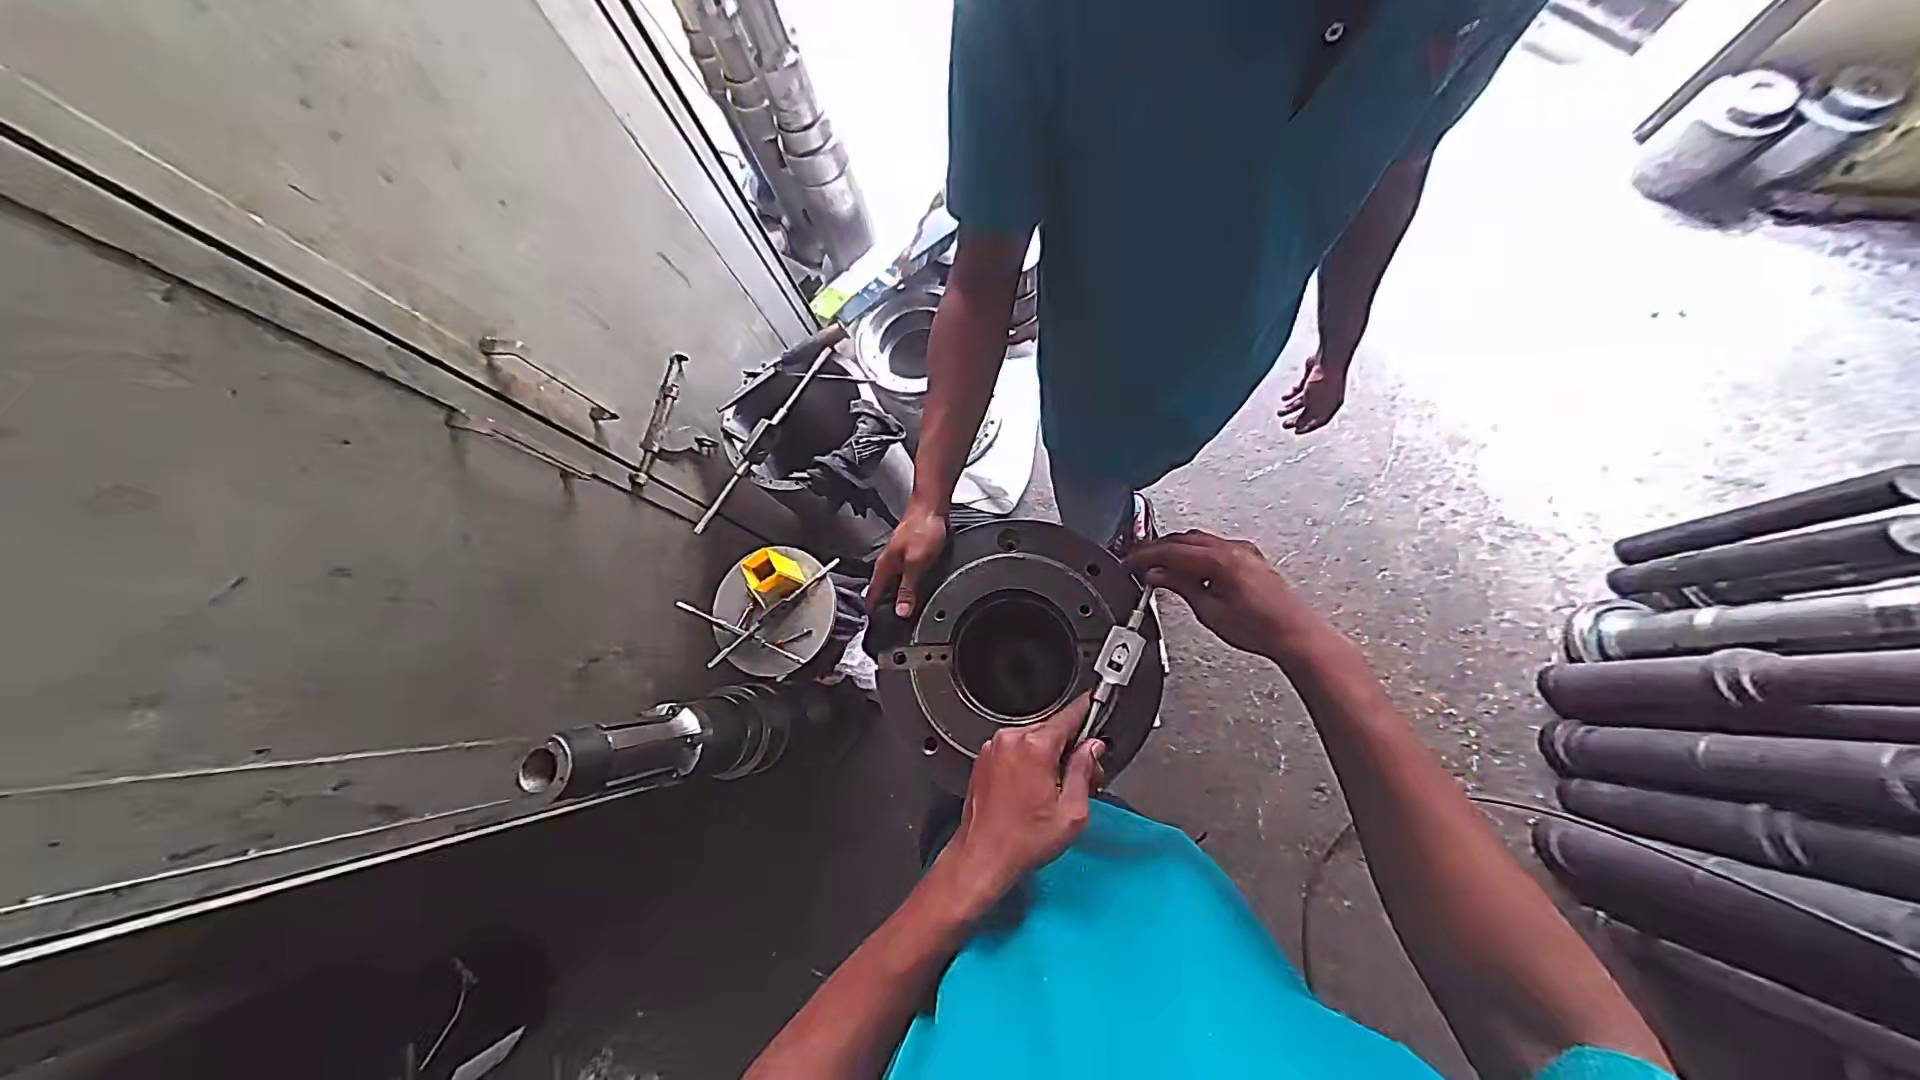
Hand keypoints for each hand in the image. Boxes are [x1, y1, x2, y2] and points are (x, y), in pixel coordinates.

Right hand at [867, 504, 947, 617]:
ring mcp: (899, 557)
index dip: (872, 612)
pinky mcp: (910, 553)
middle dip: (884, 607)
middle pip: (882, 591)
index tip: (874, 626)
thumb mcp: (916, 564)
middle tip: (890, 625)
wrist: (932, 507)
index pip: (872, 595)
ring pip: (893, 583)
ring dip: (896, 597)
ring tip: (903, 611)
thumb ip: (908, 588)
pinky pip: (904, 575)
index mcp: (885, 567)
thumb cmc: (923, 529)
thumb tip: (901, 611)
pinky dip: (907, 586)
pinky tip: (915, 589)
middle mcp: (889, 563)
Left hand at [929, 695, 1104, 916]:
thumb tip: (1092, 749)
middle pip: (1050, 729)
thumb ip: (1084, 771)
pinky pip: (1014, 749)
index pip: (1068, 716)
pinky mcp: (984, 758)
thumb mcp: (1071, 812)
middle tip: (1076, 777)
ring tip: (1048, 790)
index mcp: (1034, 748)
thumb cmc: (1022, 840)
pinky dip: (1026, 760)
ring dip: (1045, 755)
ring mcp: (994, 748)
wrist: (983, 854)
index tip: (1093, 706)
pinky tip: (1029, 790)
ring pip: (1031, 739)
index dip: (1085, 712)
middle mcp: (1010, 740)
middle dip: (1067, 747)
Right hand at [1125, 530, 1325, 657]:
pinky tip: (1188, 566)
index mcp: (1221, 560)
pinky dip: (1194, 552)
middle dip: (1156, 549)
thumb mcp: (1208, 610)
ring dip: (1175, 549)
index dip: (1144, 557)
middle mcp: (1233, 550)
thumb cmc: (1261, 628)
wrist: (1294, 634)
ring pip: (1198, 540)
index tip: (1129, 562)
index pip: (1171, 551)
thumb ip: (1180, 586)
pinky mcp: (1250, 558)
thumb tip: (1157, 575)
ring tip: (1158, 565)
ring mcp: (1243, 552)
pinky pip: (1214, 546)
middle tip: (1137, 561)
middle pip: (1183, 539)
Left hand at [1278, 351, 1347, 434]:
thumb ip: (1306, 418)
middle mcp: (1327, 397)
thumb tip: (1300, 428)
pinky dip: (1292, 394)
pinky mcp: (1312, 377)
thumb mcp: (1314, 406)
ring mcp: (1320, 386)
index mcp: (1331, 406)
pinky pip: (1300, 388)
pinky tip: (1284, 397)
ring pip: (1303, 401)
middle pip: (1310, 412)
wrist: (1328, 360)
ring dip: (1290, 407)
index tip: (1296, 432)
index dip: (1307, 428)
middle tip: (1285, 425)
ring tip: (1280, 412)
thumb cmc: (1324, 383)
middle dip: (1296, 419)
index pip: (1319, 421)